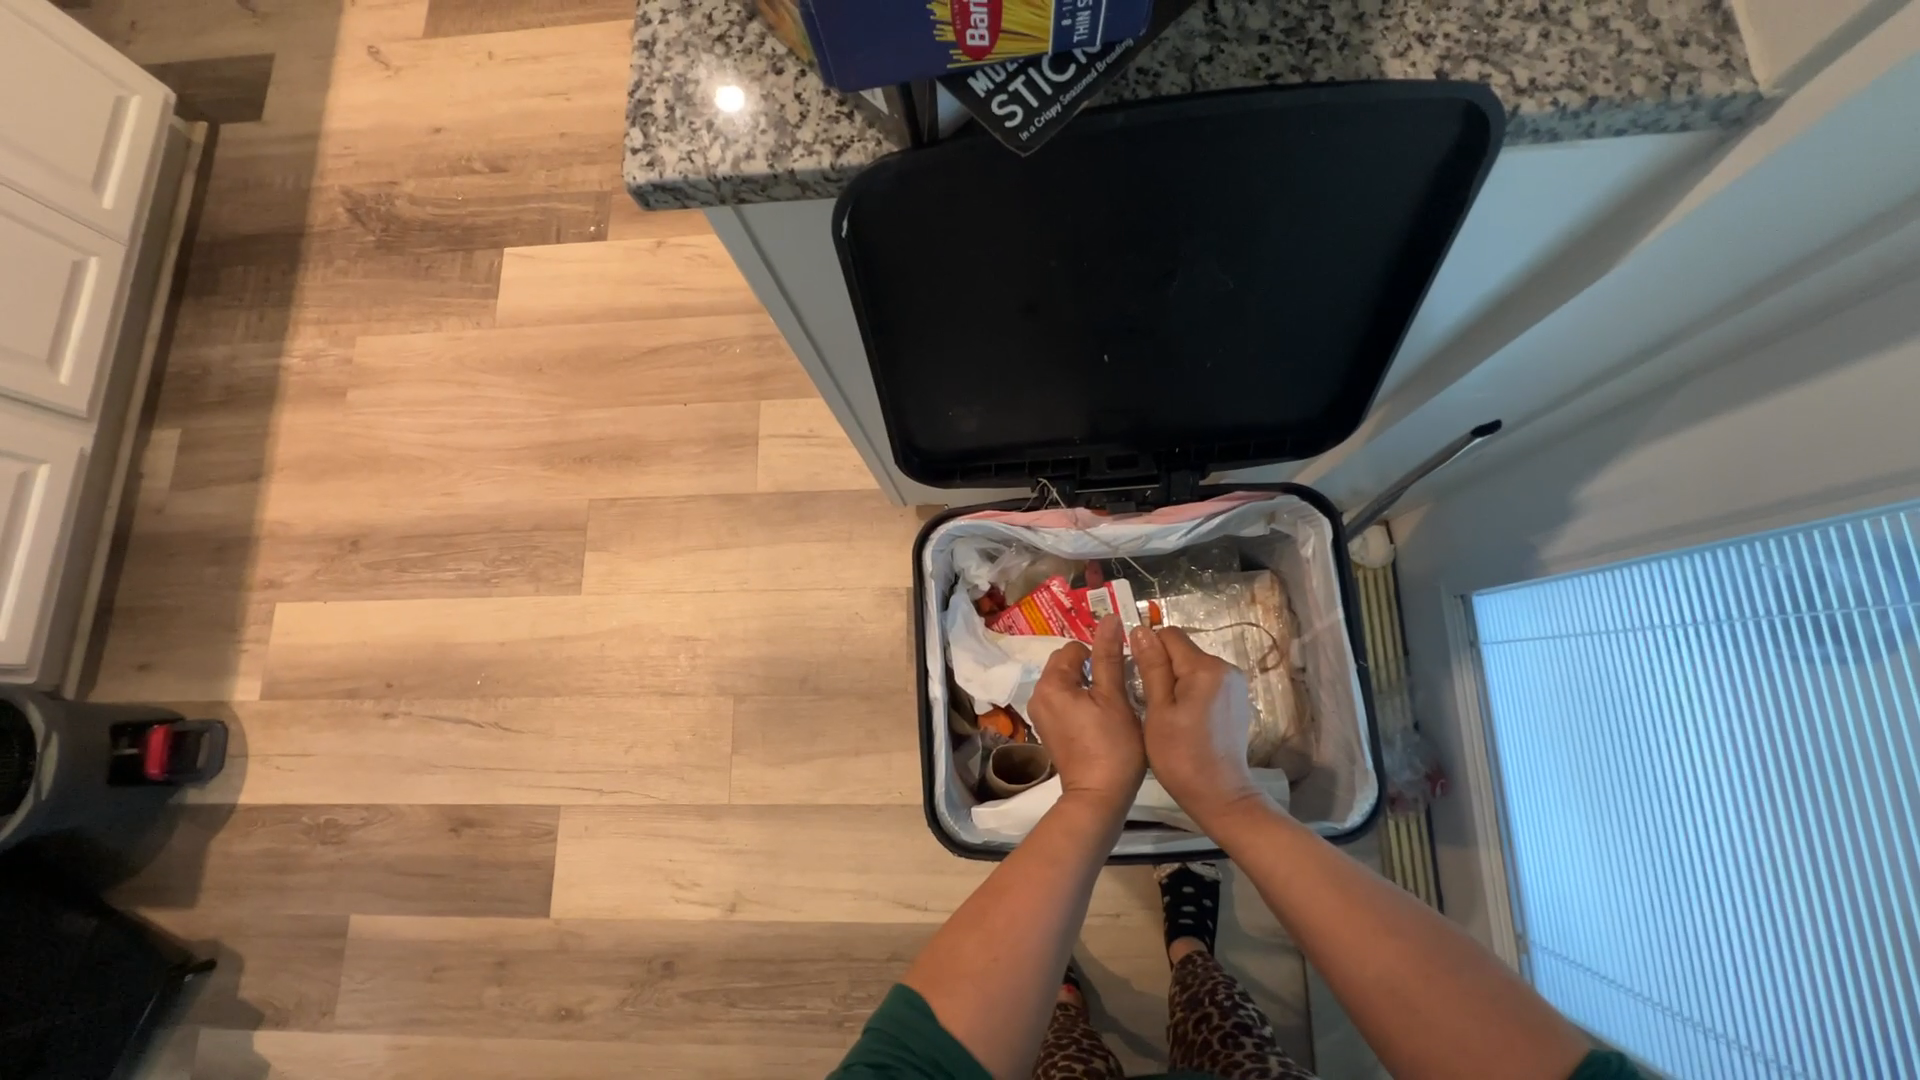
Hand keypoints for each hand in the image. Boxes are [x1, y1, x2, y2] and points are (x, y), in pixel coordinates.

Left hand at [1026, 616, 1146, 807]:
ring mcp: (1040, 714)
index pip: (1075, 649)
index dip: (1100, 655)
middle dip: (1093, 669)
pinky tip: (1101, 719)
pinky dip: (1081, 702)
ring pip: (1067, 683)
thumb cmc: (1111, 745)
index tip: (1122, 673)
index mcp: (1051, 683)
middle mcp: (1038, 694)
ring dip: (1088, 686)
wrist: (1098, 796)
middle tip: (1119, 689)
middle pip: (1067, 664)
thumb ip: (1110, 656)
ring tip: (1112, 705)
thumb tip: (1109, 618)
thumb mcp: (1115, 697)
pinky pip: (1063, 701)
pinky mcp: (1048, 729)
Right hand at [1131, 625, 1265, 827]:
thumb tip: (1140, 630)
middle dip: (1162, 667)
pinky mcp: (1236, 699)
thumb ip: (1151, 666)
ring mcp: (1234, 684)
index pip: (1169, 635)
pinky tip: (1183, 718)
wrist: (1219, 795)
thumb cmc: (1180, 755)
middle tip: (1149, 702)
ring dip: (1174, 681)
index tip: (1138, 679)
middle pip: (1182, 650)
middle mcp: (1225, 668)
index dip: (1148, 651)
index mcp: (1205, 668)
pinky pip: (1205, 681)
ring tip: (1165, 713)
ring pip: (1192, 666)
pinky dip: (1189, 691)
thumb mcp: (1157, 710)